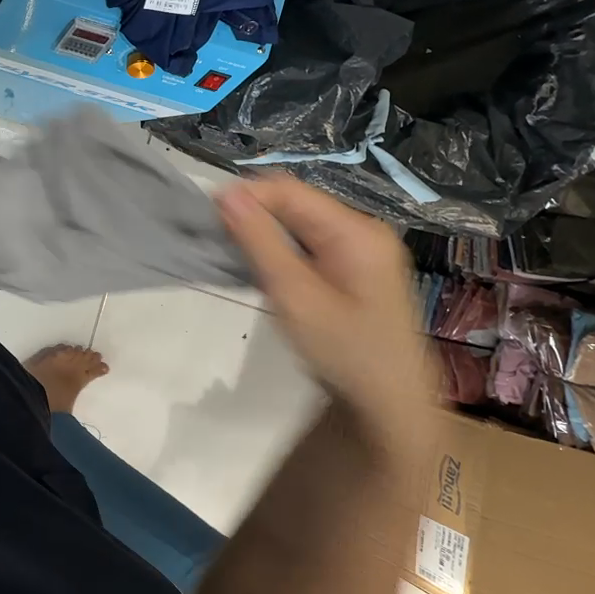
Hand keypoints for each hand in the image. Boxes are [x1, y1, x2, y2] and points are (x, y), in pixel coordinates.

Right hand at [216, 176, 437, 452]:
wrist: (388, 403)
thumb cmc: (343, 349)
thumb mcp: (293, 293)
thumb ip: (259, 240)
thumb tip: (225, 193)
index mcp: (355, 231)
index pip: (287, 189)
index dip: (244, 196)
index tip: (206, 218)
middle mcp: (361, 231)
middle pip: (292, 202)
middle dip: (251, 213)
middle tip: (215, 239)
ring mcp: (358, 249)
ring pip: (294, 221)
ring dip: (260, 231)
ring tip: (232, 254)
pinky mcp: (350, 267)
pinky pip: (303, 240)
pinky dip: (276, 247)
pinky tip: (260, 267)